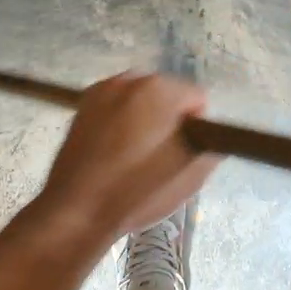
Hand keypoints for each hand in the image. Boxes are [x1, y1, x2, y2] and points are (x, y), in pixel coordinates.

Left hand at [31, 73, 217, 244]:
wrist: (78, 210)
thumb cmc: (139, 191)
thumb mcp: (192, 175)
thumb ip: (212, 145)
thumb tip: (208, 136)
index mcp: (160, 88)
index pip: (197, 98)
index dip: (197, 127)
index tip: (184, 153)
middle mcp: (130, 79)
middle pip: (166, 94)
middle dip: (169, 119)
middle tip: (162, 156)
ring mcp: (101, 90)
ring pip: (139, 100)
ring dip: (145, 119)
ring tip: (136, 156)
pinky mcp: (82, 106)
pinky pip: (115, 107)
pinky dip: (120, 122)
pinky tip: (114, 151)